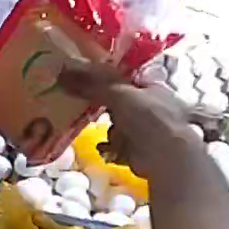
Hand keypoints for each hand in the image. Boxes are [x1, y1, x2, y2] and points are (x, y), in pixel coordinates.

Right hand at [59, 63, 203, 183]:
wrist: (165, 156)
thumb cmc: (148, 117)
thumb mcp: (119, 94)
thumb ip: (91, 84)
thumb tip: (62, 71)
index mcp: (150, 87)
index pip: (123, 79)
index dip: (102, 80)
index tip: (82, 83)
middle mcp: (150, 107)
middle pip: (117, 104)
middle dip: (103, 109)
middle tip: (82, 108)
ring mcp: (145, 130)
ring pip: (115, 126)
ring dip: (110, 132)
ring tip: (108, 136)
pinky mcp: (138, 151)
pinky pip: (115, 146)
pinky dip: (110, 148)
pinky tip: (108, 150)